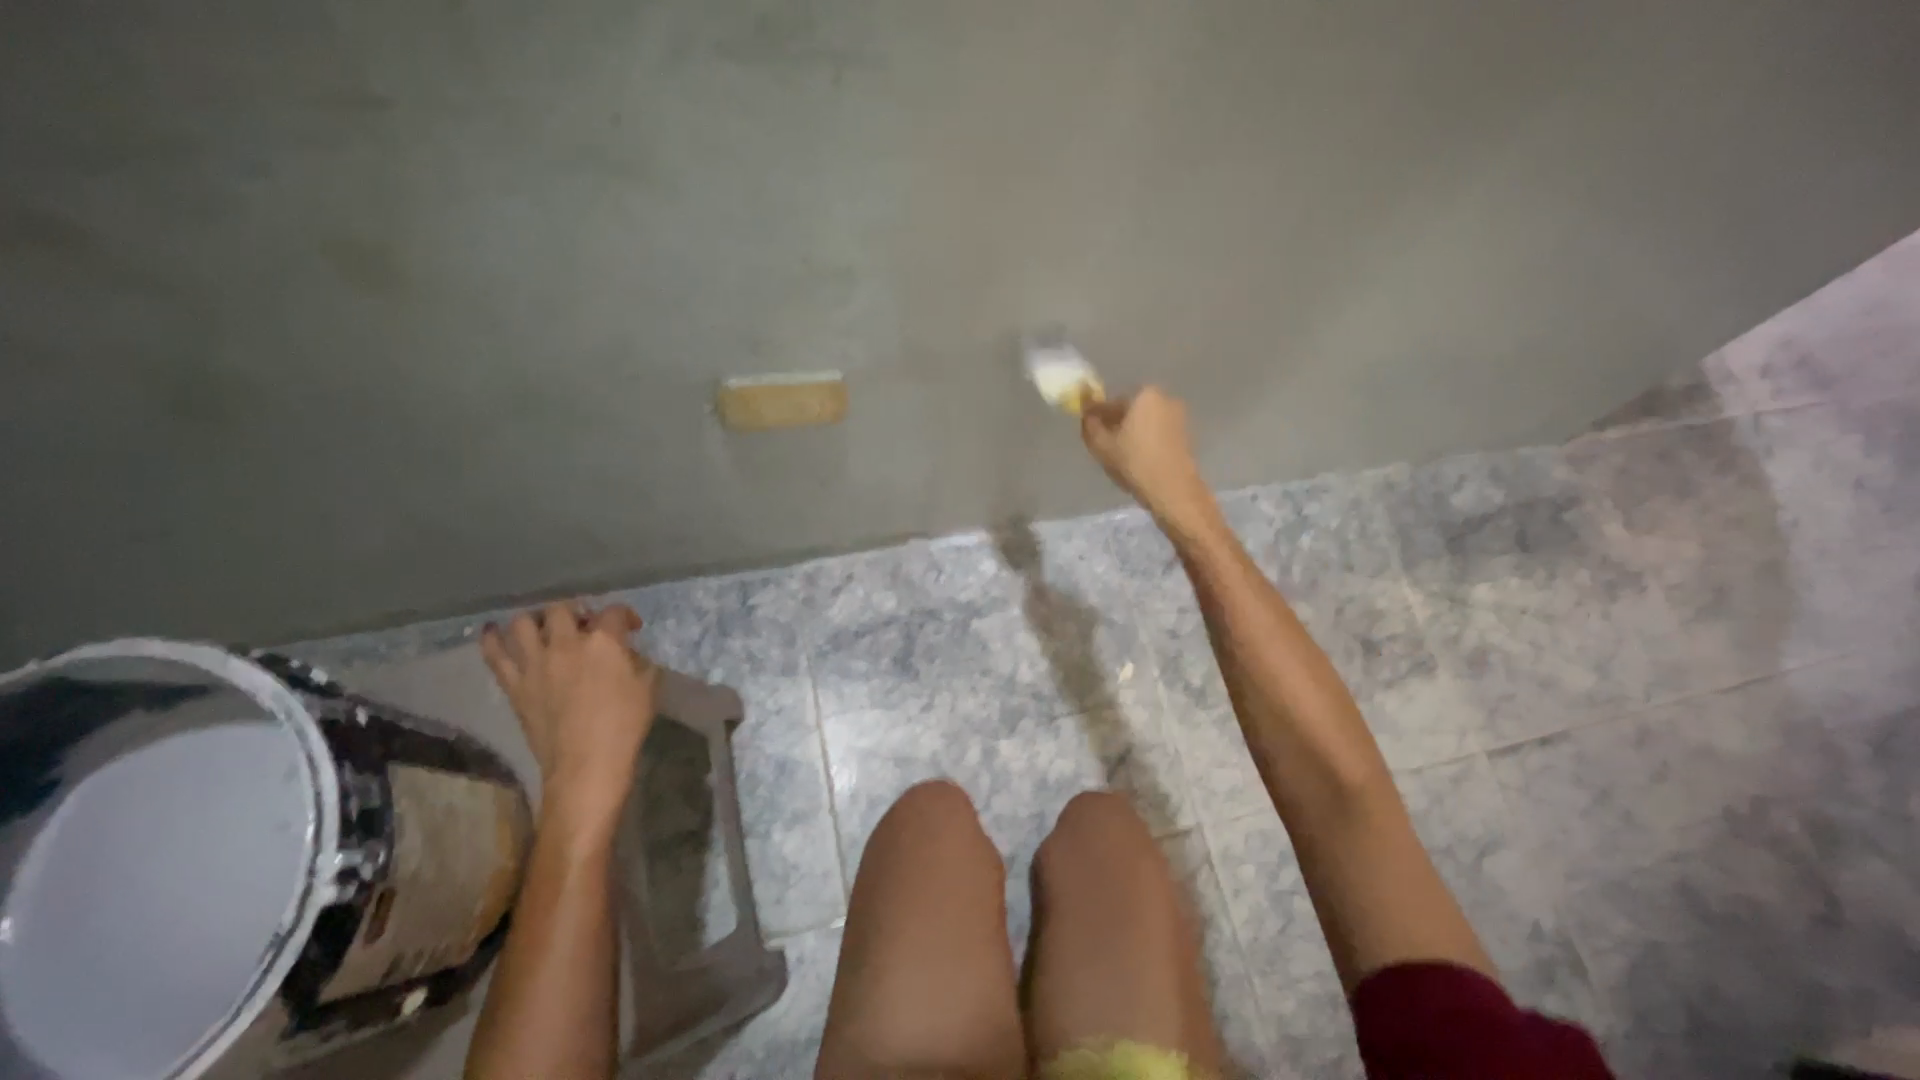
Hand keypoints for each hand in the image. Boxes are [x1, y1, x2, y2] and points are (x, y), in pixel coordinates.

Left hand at [481, 602, 657, 833]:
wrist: (586, 764)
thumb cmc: (624, 726)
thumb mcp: (647, 687)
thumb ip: (637, 660)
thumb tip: (627, 651)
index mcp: (604, 641)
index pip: (614, 611)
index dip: (625, 615)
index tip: (630, 626)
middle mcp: (565, 643)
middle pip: (563, 608)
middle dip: (576, 611)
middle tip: (583, 625)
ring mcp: (535, 662)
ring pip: (523, 622)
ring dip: (535, 620)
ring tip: (543, 628)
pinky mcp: (514, 683)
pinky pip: (494, 653)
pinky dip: (491, 639)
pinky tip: (493, 631)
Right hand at [1081, 386, 1219, 532]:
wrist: (1173, 490)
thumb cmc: (1134, 463)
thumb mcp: (1102, 445)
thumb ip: (1090, 424)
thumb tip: (1087, 414)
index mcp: (1144, 394)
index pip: (1112, 401)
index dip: (1097, 414)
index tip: (1088, 427)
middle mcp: (1165, 398)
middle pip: (1131, 408)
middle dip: (1117, 422)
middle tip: (1103, 441)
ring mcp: (1179, 417)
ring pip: (1146, 421)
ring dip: (1132, 431)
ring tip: (1119, 452)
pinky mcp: (1186, 435)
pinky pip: (1158, 431)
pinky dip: (1146, 439)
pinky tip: (1138, 457)